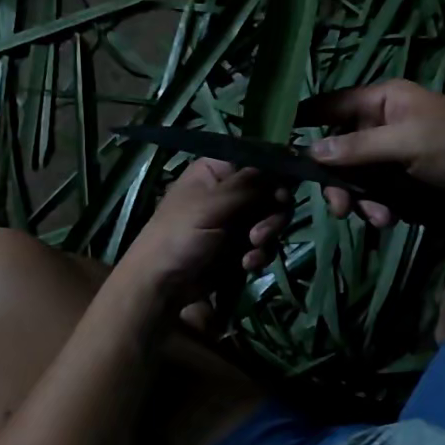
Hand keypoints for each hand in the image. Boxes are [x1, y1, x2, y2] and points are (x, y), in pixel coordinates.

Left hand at [119, 159, 289, 303]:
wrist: (163, 284)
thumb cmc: (179, 236)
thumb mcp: (211, 205)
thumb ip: (248, 185)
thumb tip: (280, 165)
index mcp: (217, 171)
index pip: (257, 160)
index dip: (275, 174)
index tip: (281, 193)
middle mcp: (230, 190)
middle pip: (272, 190)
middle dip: (273, 213)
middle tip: (260, 232)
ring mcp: (238, 218)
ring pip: (273, 218)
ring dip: (268, 235)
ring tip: (252, 249)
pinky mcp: (242, 244)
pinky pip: (266, 242)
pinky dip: (261, 253)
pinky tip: (247, 264)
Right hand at [298, 80, 444, 222]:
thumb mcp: (406, 143)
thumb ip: (358, 148)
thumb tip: (311, 149)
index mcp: (384, 99)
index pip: (333, 104)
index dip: (307, 122)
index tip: (279, 145)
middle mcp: (384, 120)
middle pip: (341, 148)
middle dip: (339, 180)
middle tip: (340, 209)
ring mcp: (394, 149)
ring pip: (358, 174)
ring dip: (361, 198)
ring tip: (378, 219)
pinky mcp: (404, 174)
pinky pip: (378, 188)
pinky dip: (378, 204)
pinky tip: (388, 220)